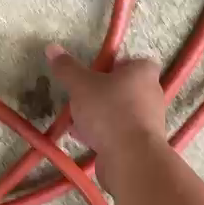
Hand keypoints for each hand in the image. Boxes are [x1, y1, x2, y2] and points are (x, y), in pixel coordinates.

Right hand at [45, 46, 169, 185]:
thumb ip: (67, 68)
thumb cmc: (109, 111)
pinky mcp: (142, 143)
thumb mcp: (81, 85)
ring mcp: (149, 120)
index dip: (114, 66)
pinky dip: (103, 134)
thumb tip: (51, 47)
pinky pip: (119, 132)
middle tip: (80, 97)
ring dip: (99, 115)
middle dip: (101, 93)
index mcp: (143, 72)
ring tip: (76, 121)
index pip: (133, 61)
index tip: (95, 74)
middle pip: (123, 88)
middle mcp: (151, 93)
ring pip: (119, 111)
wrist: (131, 157)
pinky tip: (84, 139)